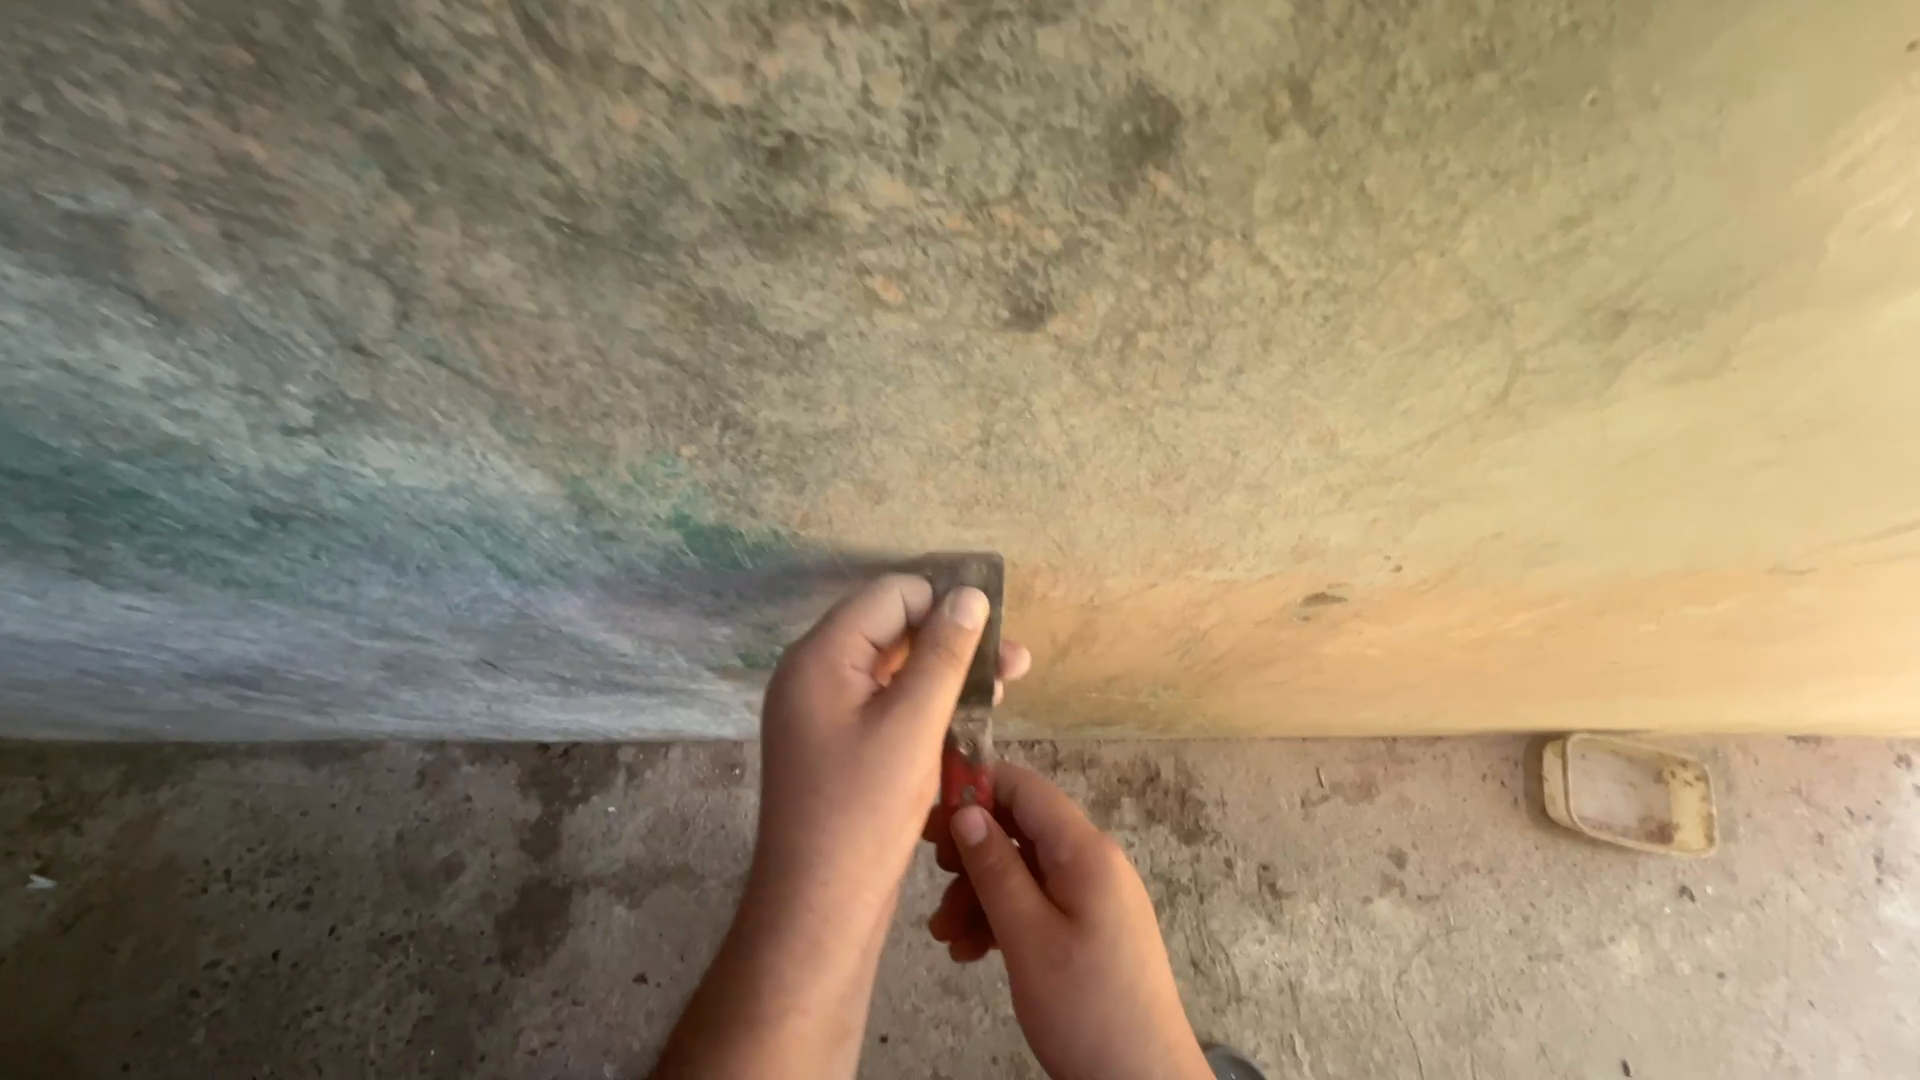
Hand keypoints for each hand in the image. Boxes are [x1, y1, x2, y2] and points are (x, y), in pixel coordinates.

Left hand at [652, 574, 1030, 1079]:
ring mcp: (824, 709)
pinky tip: (969, 721)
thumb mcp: (913, 724)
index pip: (891, 596)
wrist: (817, 907)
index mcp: (821, 655)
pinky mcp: (838, 741)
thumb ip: (944, 654)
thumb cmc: (864, 812)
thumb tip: (970, 595)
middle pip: (893, 629)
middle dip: (954, 641)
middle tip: (1016, 664)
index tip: (997, 629)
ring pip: (894, 669)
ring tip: (1003, 692)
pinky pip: (886, 704)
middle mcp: (815, 672)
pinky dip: (926, 706)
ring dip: (946, 676)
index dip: (944, 604)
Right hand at [927, 765, 1212, 1079]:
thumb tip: (966, 809)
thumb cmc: (1084, 1005)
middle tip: (932, 874)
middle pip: (1019, 829)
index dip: (977, 787)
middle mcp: (1092, 861)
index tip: (932, 815)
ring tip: (944, 935)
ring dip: (978, 894)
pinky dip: (1002, 918)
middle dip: (971, 851)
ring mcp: (1091, 895)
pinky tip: (971, 951)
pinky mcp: (1088, 927)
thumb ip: (995, 868)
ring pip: (1022, 871)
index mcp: (1085, 850)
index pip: (1025, 788)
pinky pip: (1037, 903)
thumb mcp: (1028, 937)